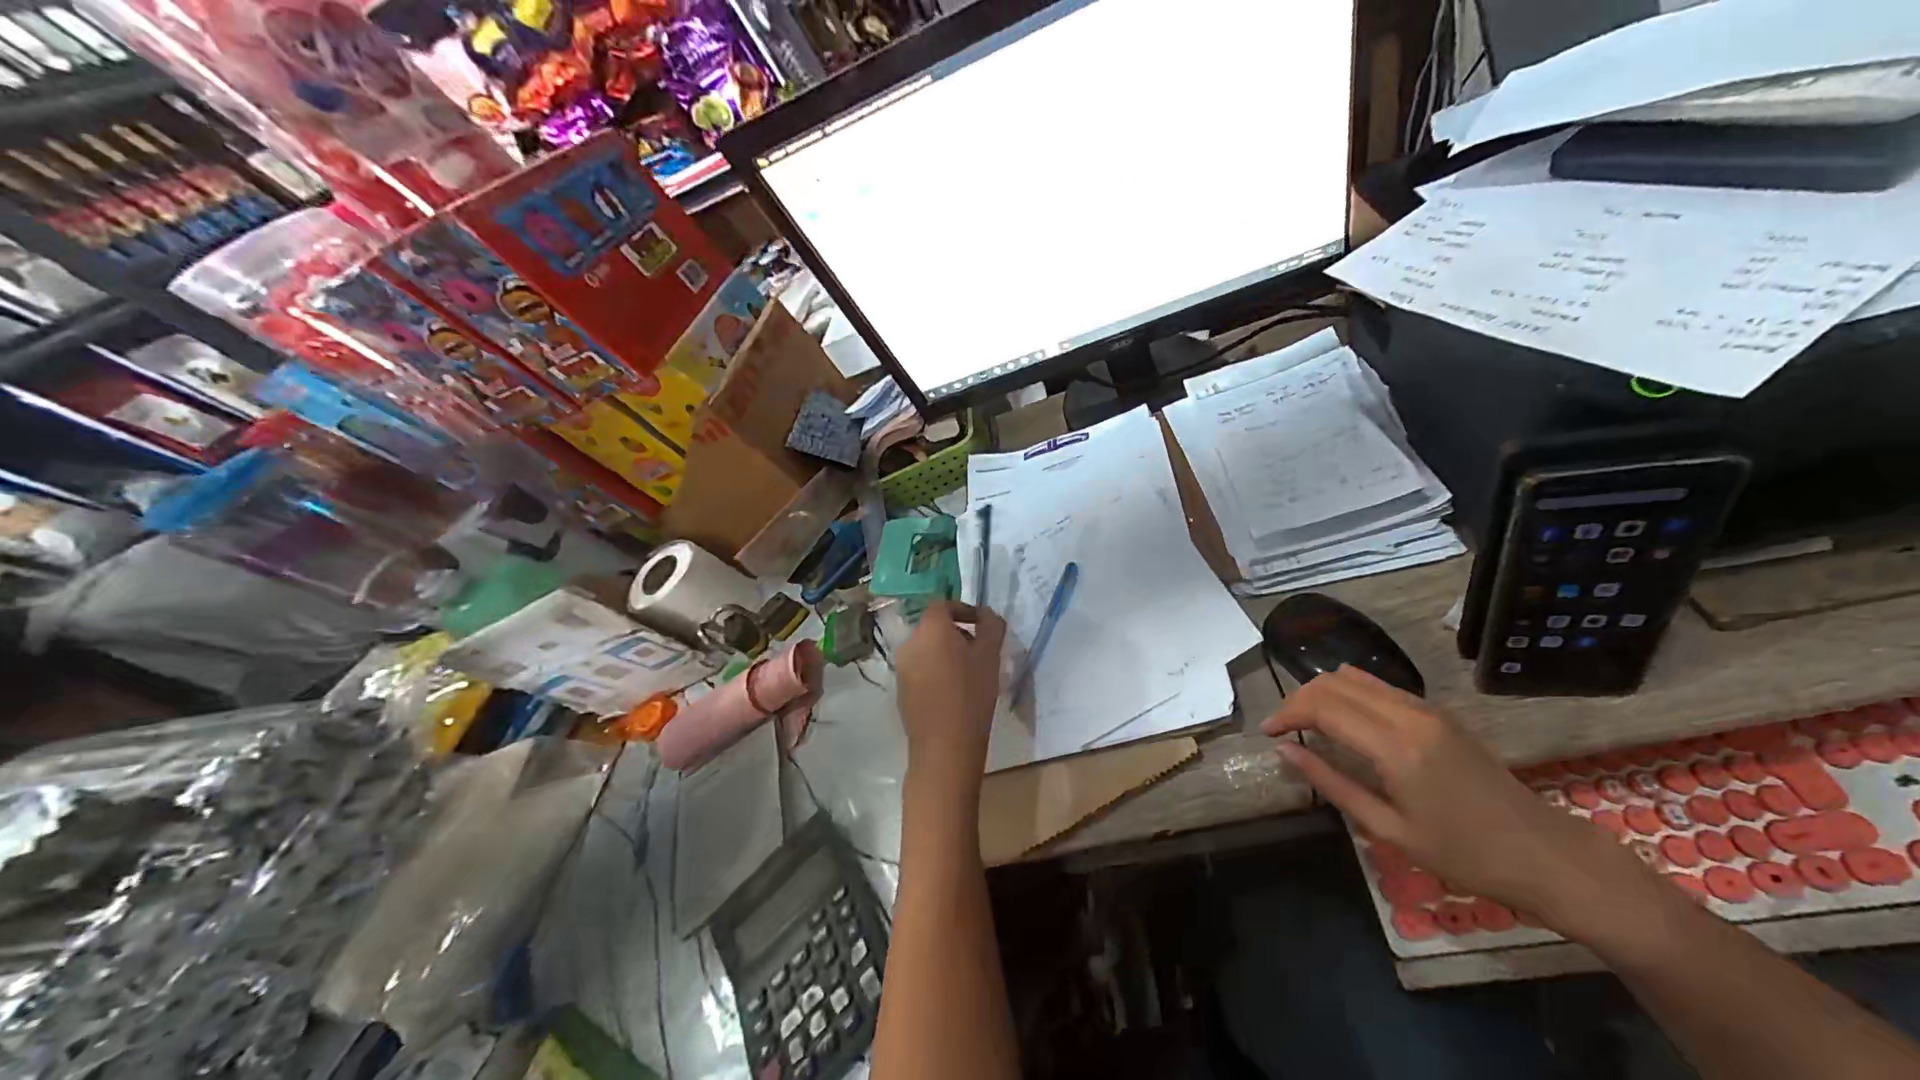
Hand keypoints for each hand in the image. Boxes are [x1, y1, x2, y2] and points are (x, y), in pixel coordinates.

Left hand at [896, 602, 1006, 800]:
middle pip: (933, 626)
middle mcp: (909, 642)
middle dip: (957, 633)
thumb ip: (991, 626)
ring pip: (926, 649)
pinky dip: (936, 670)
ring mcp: (901, 667)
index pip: (943, 604)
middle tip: (980, 651)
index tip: (983, 625)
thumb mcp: (990, 655)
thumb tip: (986, 615)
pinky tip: (953, 692)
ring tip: (969, 673)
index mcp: (930, 628)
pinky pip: (920, 669)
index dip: (964, 609)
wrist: (945, 745)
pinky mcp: (900, 689)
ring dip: (946, 653)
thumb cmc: (971, 694)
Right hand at [1264, 666, 1656, 931]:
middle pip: (1334, 683)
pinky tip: (1341, 717)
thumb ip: (1332, 783)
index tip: (1267, 733)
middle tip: (1281, 728)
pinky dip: (1349, 693)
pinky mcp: (1439, 713)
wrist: (1545, 854)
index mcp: (1397, 747)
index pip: (1323, 706)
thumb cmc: (1465, 854)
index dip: (1287, 713)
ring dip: (1322, 692)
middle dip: (1298, 699)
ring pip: (1356, 678)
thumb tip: (1285, 750)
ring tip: (1305, 721)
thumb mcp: (1389, 829)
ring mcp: (1428, 709)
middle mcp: (1410, 715)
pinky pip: (1380, 687)